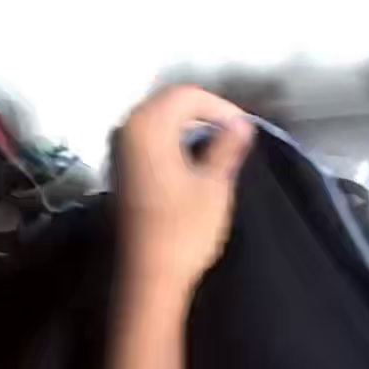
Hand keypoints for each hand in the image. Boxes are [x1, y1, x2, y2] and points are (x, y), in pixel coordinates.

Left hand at [116, 84, 255, 292]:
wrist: (152, 273)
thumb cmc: (185, 229)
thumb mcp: (215, 185)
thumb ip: (227, 148)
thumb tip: (242, 124)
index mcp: (147, 127)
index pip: (186, 95)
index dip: (221, 107)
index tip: (247, 130)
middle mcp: (127, 129)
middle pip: (170, 103)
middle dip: (207, 113)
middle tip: (239, 136)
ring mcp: (122, 150)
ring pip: (161, 121)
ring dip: (193, 128)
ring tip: (224, 147)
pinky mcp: (125, 169)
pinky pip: (154, 140)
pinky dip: (178, 142)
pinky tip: (199, 161)